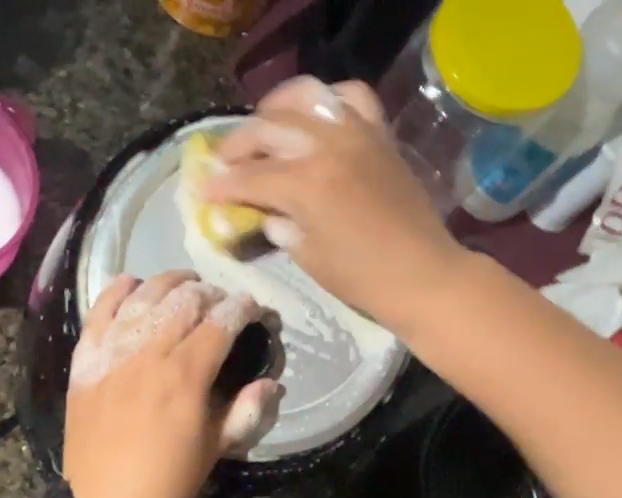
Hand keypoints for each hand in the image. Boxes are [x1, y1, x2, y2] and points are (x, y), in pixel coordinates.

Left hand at [61, 271, 281, 497]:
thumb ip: (245, 411)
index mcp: (186, 375)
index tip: (254, 310)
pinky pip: (99, 312)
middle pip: (184, 300)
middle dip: (210, 293)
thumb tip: (272, 384)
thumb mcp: (214, 450)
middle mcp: (149, 353)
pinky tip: (132, 286)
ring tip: (184, 287)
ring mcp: (112, 353)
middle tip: (219, 303)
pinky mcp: (84, 361)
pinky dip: (118, 292)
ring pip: (144, 297)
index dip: (244, 308)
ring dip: (169, 283)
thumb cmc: (166, 483)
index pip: (222, 321)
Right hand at [203, 76, 466, 330]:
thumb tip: (260, 212)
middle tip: (223, 162)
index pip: (249, 178)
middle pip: (268, 129)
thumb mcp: (306, 255)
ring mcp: (356, 134)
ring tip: (263, 128)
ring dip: (276, 109)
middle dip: (238, 144)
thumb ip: (277, 225)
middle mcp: (327, 147)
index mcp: (305, 185)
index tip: (201, 190)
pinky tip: (314, 119)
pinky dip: (327, 101)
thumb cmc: (359, 277)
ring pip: (305, 98)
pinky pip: (351, 97)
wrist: (421, 273)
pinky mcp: (378, 134)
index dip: (220, 186)